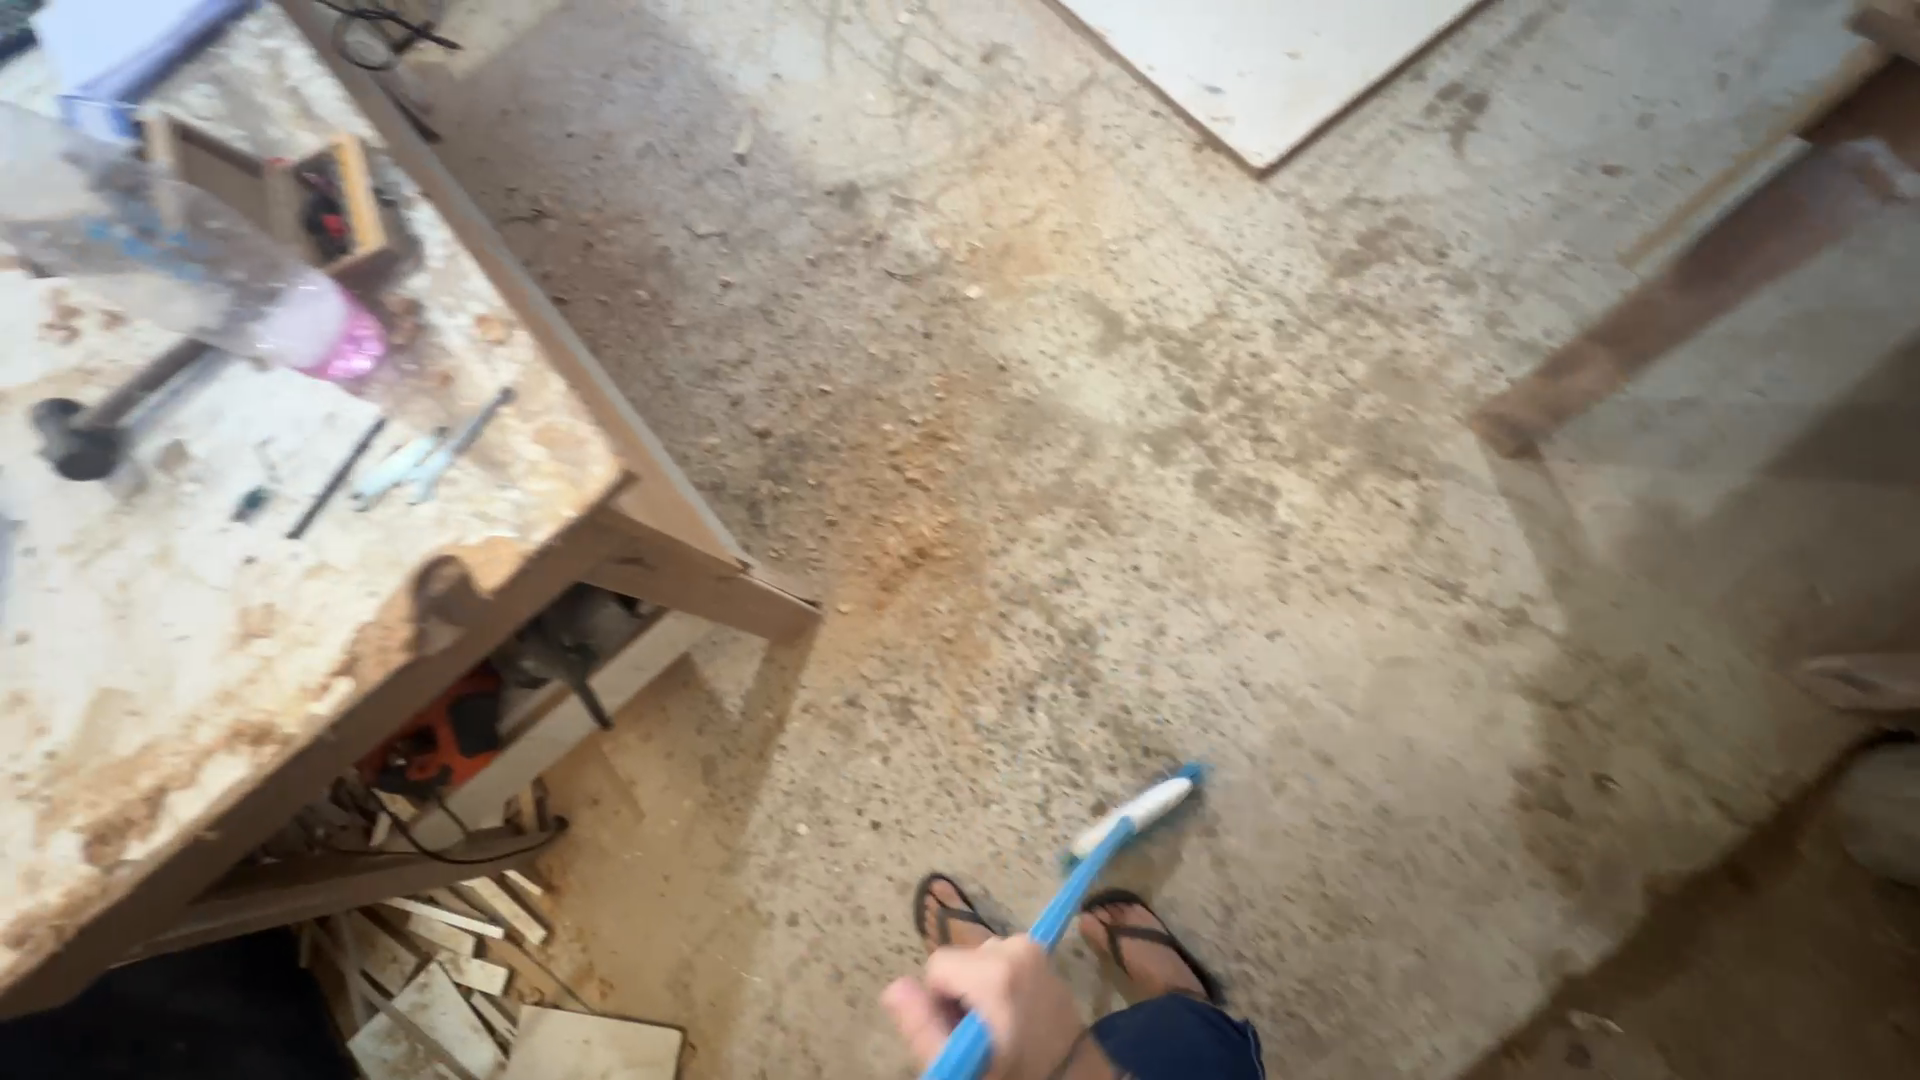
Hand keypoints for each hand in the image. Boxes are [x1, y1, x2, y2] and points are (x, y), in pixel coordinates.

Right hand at [881, 934, 1111, 1079]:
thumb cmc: (1015, 1075)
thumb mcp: (964, 1064)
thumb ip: (923, 1027)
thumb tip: (893, 988)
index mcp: (994, 971)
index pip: (937, 966)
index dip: (940, 1003)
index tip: (961, 1032)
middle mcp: (1014, 946)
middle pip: (960, 962)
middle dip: (961, 995)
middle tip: (982, 1034)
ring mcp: (1032, 947)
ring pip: (978, 961)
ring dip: (980, 989)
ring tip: (1000, 1026)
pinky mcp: (1041, 953)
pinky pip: (1001, 960)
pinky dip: (999, 982)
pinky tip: (1013, 1014)